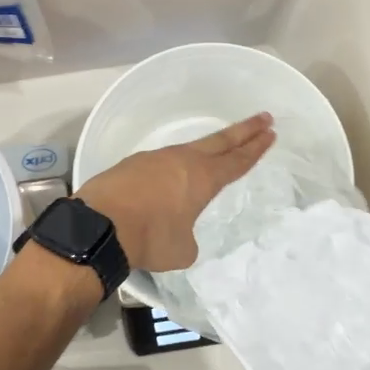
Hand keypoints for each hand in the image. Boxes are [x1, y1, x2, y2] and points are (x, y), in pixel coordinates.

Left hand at [75, 113, 275, 271]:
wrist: (99, 226)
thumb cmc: (150, 238)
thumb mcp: (181, 250)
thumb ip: (188, 239)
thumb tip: (178, 233)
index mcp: (203, 179)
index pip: (237, 161)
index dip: (255, 149)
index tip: (270, 133)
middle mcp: (181, 161)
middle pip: (219, 142)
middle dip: (243, 131)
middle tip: (264, 118)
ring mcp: (153, 160)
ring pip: (186, 150)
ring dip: (205, 149)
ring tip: (214, 150)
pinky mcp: (129, 166)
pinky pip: (159, 164)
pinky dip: (171, 167)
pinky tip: (168, 176)